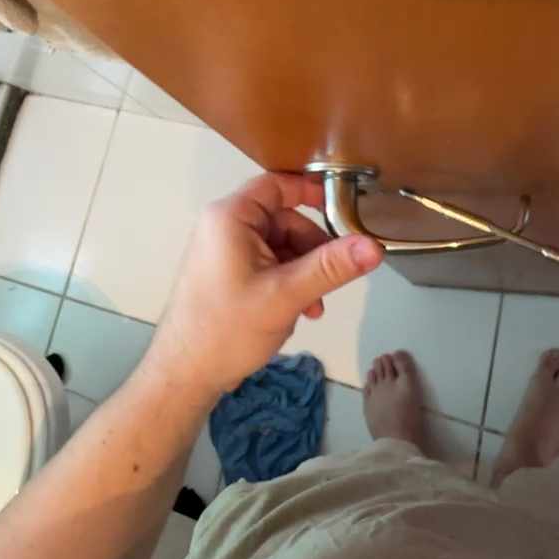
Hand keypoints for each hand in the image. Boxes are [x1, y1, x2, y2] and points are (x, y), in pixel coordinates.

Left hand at [141, 173, 382, 402]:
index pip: (276, 185)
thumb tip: (373, 246)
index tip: (344, 207)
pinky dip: (285, 282)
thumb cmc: (228, 328)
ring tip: (312, 308)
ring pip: (277, 246)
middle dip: (311, 249)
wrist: (184, 373)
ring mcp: (221, 251)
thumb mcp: (286, 294)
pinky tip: (296, 311)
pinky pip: (264, 264)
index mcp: (230, 217)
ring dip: (301, 272)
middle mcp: (223, 226)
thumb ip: (331, 267)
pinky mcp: (224, 273)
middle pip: (282, 220)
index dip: (311, 191)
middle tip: (331, 281)